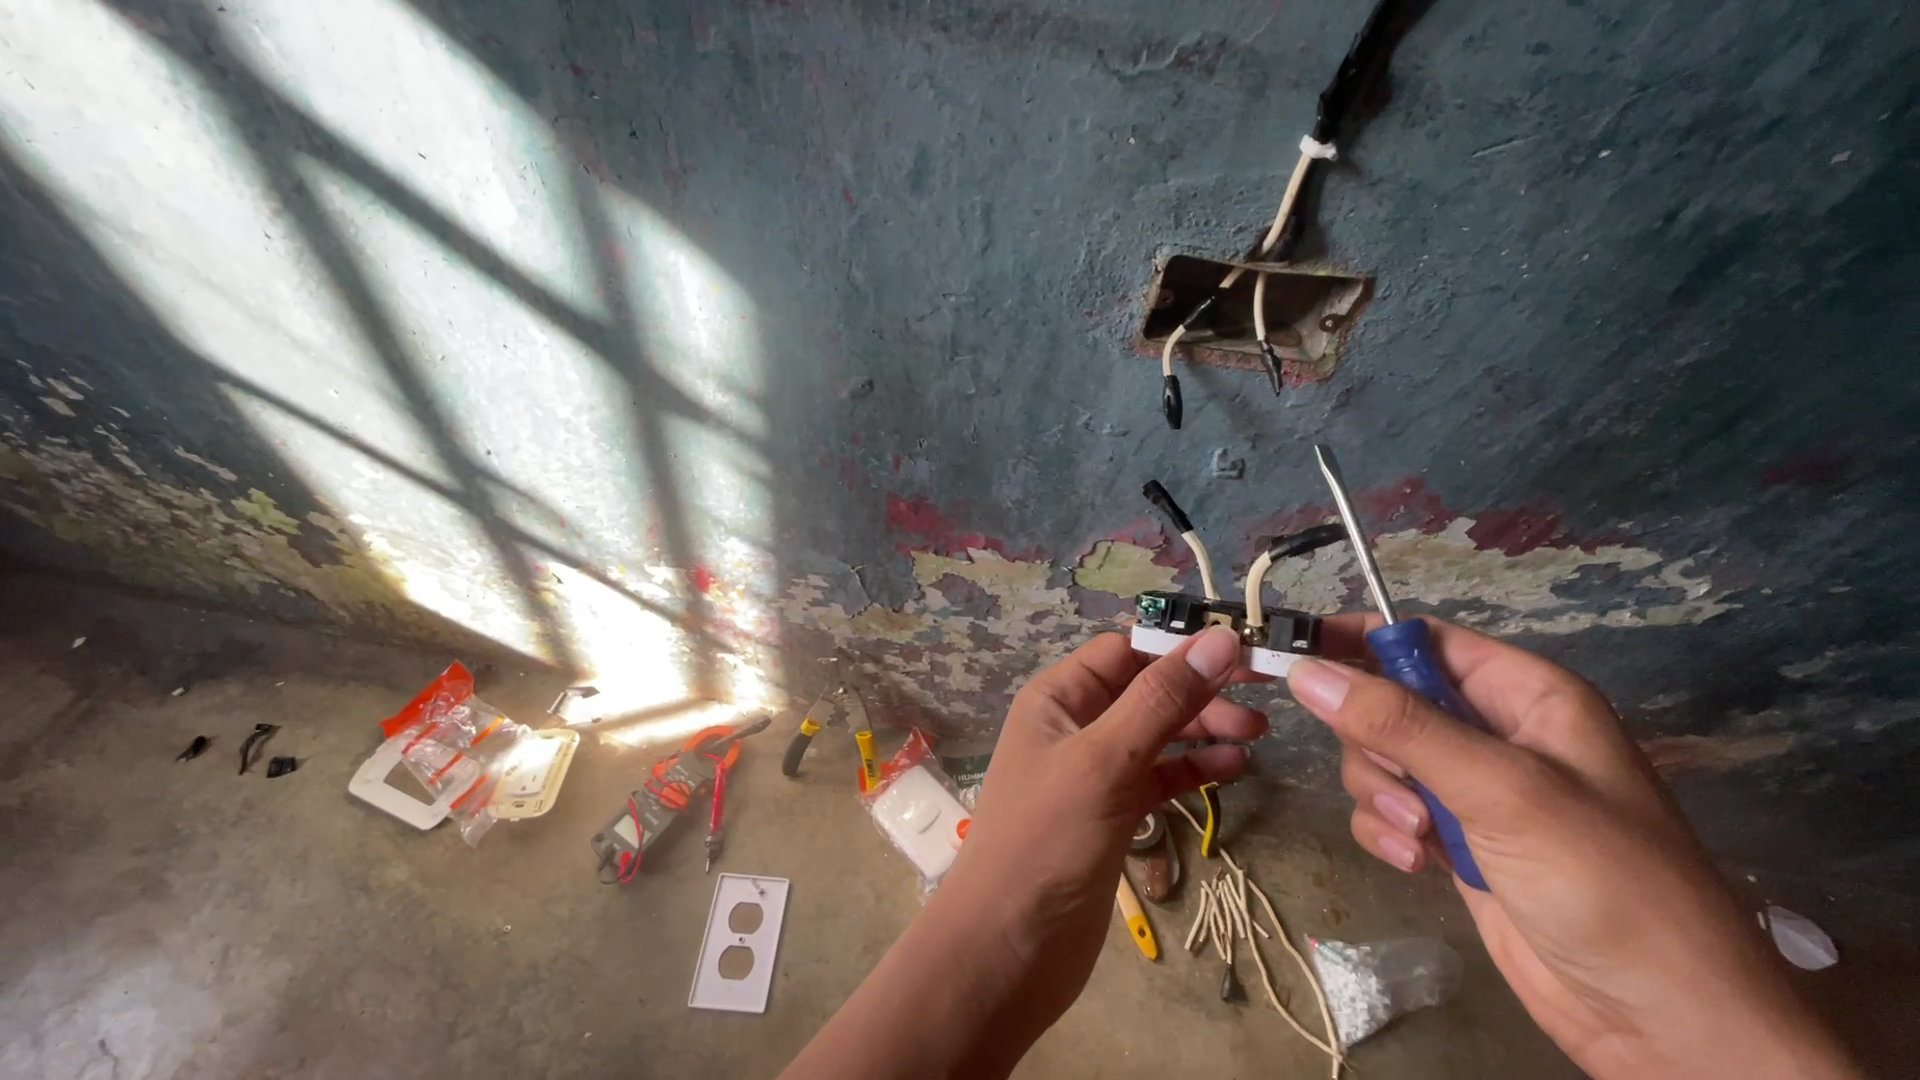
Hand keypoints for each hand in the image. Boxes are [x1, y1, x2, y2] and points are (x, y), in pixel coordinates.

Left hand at [943, 626, 1264, 1071]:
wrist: (1008, 946)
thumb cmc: (1048, 839)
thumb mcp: (1105, 759)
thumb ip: (1161, 699)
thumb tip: (1219, 639)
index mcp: (1058, 698)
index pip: (1125, 651)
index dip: (1179, 646)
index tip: (1242, 650)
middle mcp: (1074, 726)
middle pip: (1145, 690)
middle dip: (1199, 690)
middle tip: (1261, 699)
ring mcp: (1093, 772)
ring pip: (1156, 733)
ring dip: (1202, 728)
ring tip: (1256, 735)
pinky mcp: (1111, 814)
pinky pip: (1158, 777)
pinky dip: (1192, 768)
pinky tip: (1233, 768)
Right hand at [1287, 615, 1857, 1079]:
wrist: (1662, 1024)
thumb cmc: (1603, 883)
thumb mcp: (1500, 790)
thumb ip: (1398, 725)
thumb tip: (1305, 671)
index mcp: (1525, 696)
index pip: (1423, 641)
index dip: (1359, 641)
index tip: (1296, 655)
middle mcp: (1494, 733)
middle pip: (1387, 700)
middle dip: (1373, 741)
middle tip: (1397, 782)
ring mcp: (1472, 790)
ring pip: (1378, 757)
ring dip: (1380, 794)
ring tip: (1416, 835)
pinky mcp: (1453, 839)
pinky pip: (1386, 810)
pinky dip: (1385, 831)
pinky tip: (1414, 862)